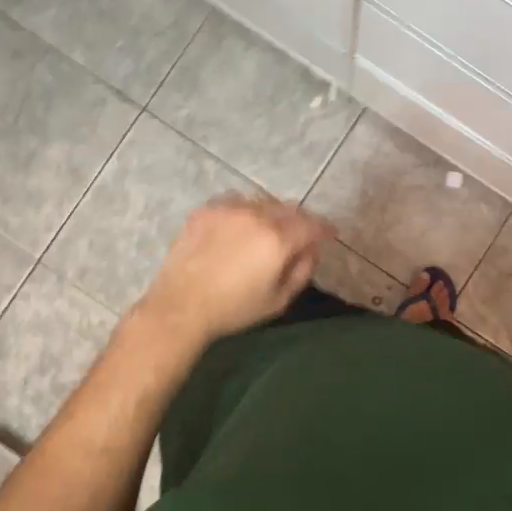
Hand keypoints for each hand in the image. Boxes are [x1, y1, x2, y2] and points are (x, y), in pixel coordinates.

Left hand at [137, 193, 333, 343]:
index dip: (325, 228)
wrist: (182, 305)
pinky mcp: (207, 210)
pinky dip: (246, 210)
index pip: (312, 224)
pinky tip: (241, 225)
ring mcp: (230, 209)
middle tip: (301, 234)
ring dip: (272, 213)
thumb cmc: (234, 309)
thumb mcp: (278, 299)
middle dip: (300, 220)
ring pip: (262, 202)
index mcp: (278, 239)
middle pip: (289, 209)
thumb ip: (302, 270)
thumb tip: (312, 250)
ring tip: (269, 229)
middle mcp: (257, 216)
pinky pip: (236, 202)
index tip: (329, 234)